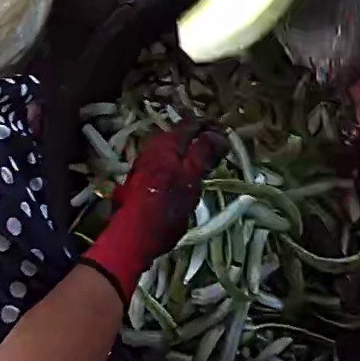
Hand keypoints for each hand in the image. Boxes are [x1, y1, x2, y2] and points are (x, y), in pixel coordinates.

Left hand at [80, 119, 225, 301]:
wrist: (132, 236)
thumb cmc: (165, 207)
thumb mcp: (190, 179)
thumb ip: (203, 154)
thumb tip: (218, 134)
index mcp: (165, 144)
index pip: (190, 124)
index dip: (209, 125)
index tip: (227, 133)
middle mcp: (151, 148)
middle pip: (180, 134)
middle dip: (200, 137)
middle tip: (221, 147)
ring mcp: (144, 163)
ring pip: (172, 149)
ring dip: (190, 151)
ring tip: (208, 161)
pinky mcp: (141, 179)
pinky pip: (166, 162)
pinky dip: (180, 163)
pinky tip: (187, 175)